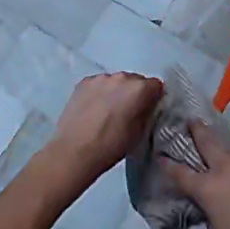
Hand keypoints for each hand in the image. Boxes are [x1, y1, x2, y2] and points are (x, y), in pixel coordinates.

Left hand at [47, 72, 163, 181]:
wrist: (74, 151)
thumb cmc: (111, 146)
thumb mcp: (139, 133)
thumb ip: (146, 113)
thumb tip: (145, 106)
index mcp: (138, 89)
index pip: (155, 85)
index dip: (153, 98)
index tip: (147, 110)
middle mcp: (120, 77)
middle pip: (135, 80)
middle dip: (135, 93)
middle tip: (127, 113)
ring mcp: (100, 78)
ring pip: (116, 81)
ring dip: (116, 92)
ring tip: (107, 112)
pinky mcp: (83, 82)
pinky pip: (99, 84)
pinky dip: (100, 92)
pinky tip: (94, 109)